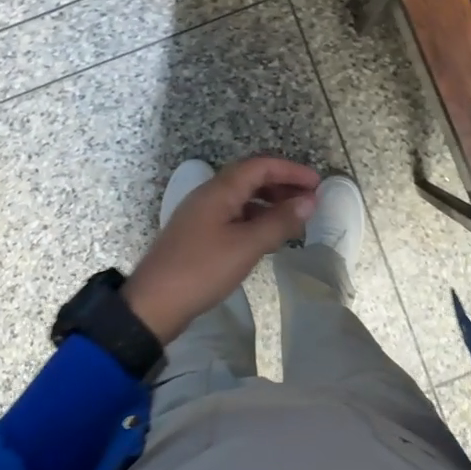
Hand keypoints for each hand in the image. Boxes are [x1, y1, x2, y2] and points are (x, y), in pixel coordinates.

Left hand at [124, 155, 320, 342]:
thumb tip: (309, 201)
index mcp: (219, 189)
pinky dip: (255, 219)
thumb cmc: (201, 269)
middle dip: (282, 185)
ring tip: (294, 218)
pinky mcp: (198, 234)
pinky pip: (234, 215)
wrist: (152, 303)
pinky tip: (267, 236)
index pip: (261, 166)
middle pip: (251, 178)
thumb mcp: (246, 246)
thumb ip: (279, 222)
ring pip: (242, 197)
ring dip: (269, 202)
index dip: (291, 170)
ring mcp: (202, 214)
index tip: (317, 183)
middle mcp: (209, 194)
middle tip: (310, 201)